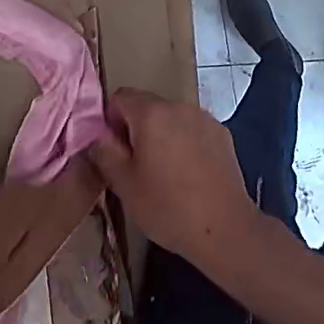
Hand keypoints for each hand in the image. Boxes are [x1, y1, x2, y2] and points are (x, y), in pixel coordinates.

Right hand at [86, 87, 263, 264]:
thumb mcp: (124, 184)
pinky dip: (185, 142)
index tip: (113, 150)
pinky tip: (188, 173)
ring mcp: (206, 118)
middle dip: (136, 129)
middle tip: (135, 166)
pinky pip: (194, 129)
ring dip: (162, 135)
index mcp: (153, 114)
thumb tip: (99, 136)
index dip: (110, 120)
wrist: (224, 226)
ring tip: (163, 173)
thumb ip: (105, 152)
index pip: (121, 97)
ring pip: (172, 119)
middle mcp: (181, 107)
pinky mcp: (223, 134)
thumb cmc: (167, 206)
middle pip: (148, 106)